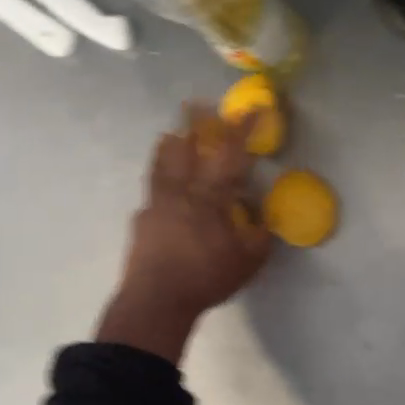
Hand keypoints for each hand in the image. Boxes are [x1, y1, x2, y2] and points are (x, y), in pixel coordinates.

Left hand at [96, 103, 271, 361]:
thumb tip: (263, 218)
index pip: (230, 155)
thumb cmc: (206, 278)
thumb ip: (259, 236)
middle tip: (197, 104)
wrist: (155, 300)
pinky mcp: (141, 220)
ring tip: (170, 134)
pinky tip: (160, 192)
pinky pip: (151, 193)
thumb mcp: (248, 261)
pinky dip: (158, 184)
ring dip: (169, 145)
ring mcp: (156, 203)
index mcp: (210, 198)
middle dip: (196, 124)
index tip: (253, 108)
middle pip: (187, 148)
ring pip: (162, 164)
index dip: (243, 130)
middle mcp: (182, 192)